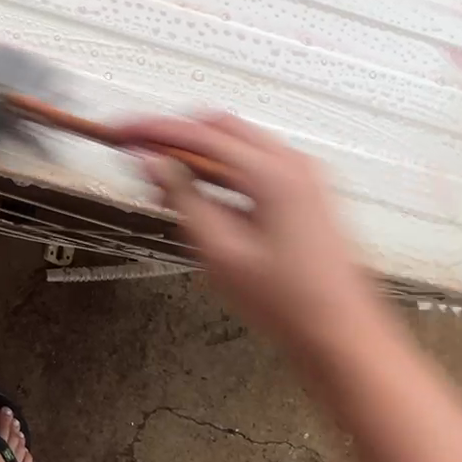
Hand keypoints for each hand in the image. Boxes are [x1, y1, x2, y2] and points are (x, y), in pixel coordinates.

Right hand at [115, 112, 382, 352]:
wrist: (342, 336)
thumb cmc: (281, 300)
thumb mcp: (218, 249)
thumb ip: (181, 196)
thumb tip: (150, 160)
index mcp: (271, 175)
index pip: (197, 134)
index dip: (151, 129)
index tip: (118, 132)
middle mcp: (292, 164)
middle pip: (218, 126)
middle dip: (172, 133)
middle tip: (135, 151)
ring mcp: (304, 176)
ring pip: (235, 141)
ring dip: (194, 150)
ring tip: (158, 178)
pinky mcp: (306, 192)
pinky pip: (252, 161)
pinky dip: (218, 165)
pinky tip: (194, 189)